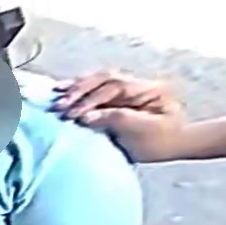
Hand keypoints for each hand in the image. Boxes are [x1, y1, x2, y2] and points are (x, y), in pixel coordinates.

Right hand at [51, 71, 189, 162]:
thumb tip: (84, 117)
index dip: (90, 100)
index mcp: (150, 90)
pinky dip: (76, 89)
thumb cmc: (159, 141)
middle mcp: (138, 85)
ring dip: (75, 87)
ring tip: (55, 94)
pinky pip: (94, 88)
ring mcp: (126, 91)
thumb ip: (117, 119)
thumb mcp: (143, 131)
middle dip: (80, 90)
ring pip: (99, 80)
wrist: (169, 146)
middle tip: (58, 106)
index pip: (116, 87)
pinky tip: (60, 91)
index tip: (71, 117)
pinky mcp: (114, 99)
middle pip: (106, 78)